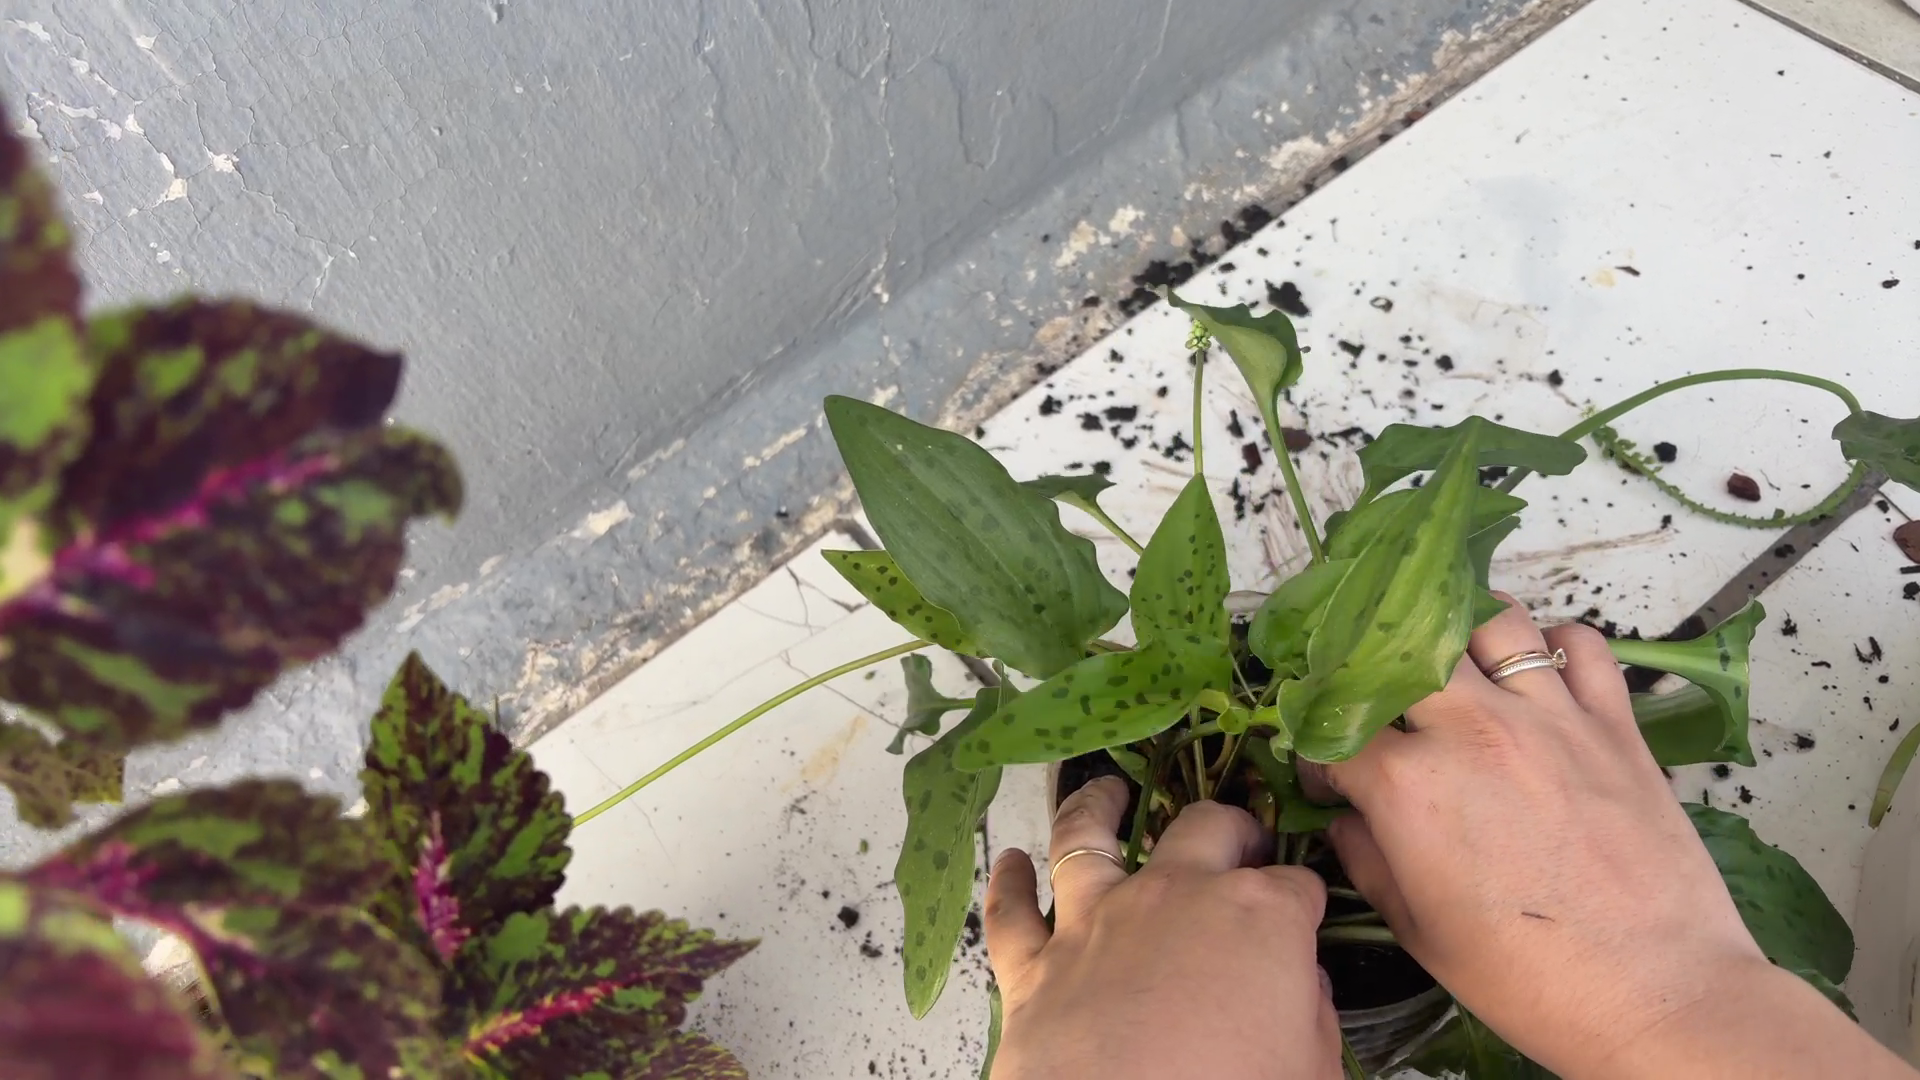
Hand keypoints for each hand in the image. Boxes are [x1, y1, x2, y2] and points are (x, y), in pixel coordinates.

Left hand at [983, 777, 1339, 1079]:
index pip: (1291, 887)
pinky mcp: (1036, 963)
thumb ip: (1311, 1017)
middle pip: (1204, 828)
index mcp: (1256, 918)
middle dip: (1230, 825)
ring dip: (1095, 806)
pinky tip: (1009, 861)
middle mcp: (1173, 894)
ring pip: (1085, 837)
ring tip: (1105, 789)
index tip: (1304, 907)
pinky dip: (1007, 883)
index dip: (1301, 896)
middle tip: (1237, 836)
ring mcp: (1096, 920)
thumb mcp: (1316, 1074)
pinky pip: (1011, 913)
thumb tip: (1301, 981)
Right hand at [1311, 596, 1911, 1078]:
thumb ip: (1360, 854)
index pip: (1330, 733)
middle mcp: (1468, 731)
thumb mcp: (1411, 925)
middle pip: (1397, 651)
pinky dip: (1555, 643)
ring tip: (1453, 651)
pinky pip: (1582, 647)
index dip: (1316, 755)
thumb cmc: (1523, 973)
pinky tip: (1536, 669)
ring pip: (1491, 622)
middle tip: (1380, 698)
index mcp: (1405, 782)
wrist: (1664, 1004)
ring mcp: (1546, 720)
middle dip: (1372, 668)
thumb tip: (1344, 815)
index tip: (1327, 781)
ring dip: (1461, 626)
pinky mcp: (1614, 726)